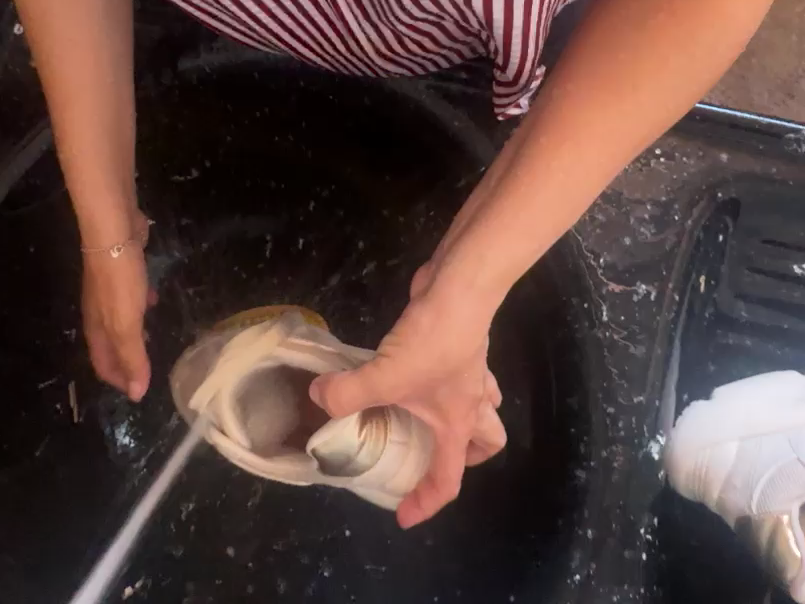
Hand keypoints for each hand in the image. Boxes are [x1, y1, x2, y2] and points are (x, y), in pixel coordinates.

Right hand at [80, 212, 154, 400]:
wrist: (113, 230)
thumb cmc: (120, 279)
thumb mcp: (127, 323)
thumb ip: (132, 356)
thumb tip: (136, 394)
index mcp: (97, 328)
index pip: (103, 364)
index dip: (118, 379)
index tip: (138, 391)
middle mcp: (98, 311)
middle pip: (110, 343)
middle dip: (126, 358)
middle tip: (148, 367)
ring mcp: (109, 289)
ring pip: (119, 319)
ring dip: (134, 332)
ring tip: (153, 337)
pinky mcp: (121, 270)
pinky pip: (130, 295)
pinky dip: (140, 304)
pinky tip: (153, 298)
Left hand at [309, 263, 507, 527]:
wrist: (459, 288)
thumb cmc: (433, 342)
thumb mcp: (385, 375)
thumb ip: (347, 393)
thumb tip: (317, 398)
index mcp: (456, 422)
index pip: (449, 479)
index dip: (426, 503)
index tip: (402, 516)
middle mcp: (470, 399)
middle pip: (487, 439)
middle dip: (467, 455)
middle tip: (433, 452)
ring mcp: (469, 367)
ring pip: (484, 402)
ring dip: (465, 413)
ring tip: (428, 412)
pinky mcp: (459, 340)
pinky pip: (461, 369)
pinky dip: (449, 374)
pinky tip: (419, 363)